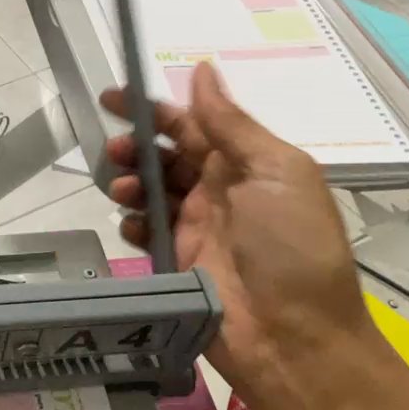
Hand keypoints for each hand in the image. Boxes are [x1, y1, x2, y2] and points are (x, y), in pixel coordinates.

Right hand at [101, 62, 373, 389]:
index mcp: (247, 164)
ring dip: (129, 182)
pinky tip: (134, 226)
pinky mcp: (177, 262)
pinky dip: (133, 223)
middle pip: (164, 154)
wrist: (295, 340)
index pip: (192, 124)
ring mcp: (196, 227)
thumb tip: (203, 69)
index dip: (153, 109)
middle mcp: (218, 190)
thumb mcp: (276, 173)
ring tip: (123, 190)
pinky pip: (144, 231)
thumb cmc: (293, 248)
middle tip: (115, 151)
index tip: (113, 98)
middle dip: (135, 146)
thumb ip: (232, 124)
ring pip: (148, 190)